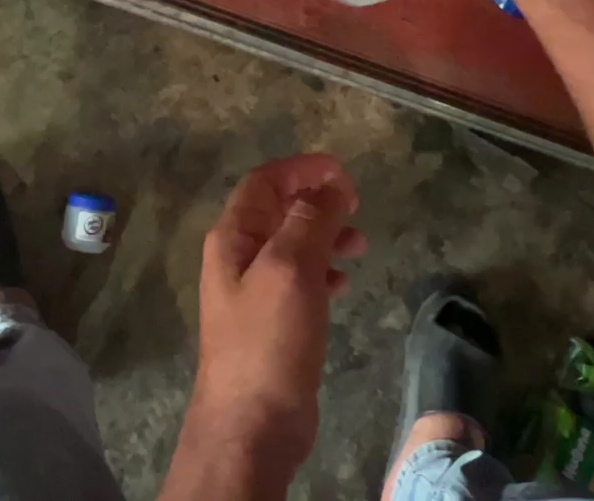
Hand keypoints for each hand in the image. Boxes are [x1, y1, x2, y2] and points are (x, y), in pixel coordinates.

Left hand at [191, 155, 366, 467]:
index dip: (301, 169)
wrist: (251, 424)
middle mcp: (239, 256)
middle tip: (356, 204)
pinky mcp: (273, 321)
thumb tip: (331, 184)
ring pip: (293, 244)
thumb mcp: (290, 269)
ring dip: (325, 235)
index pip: (264, 181)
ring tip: (360, 245)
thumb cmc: (267, 339)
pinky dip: (323, 270)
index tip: (342, 171)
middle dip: (317, 200)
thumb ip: (310, 221)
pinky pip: (299, 279)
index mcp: (233, 236)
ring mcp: (254, 290)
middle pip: (278, 209)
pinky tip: (343, 282)